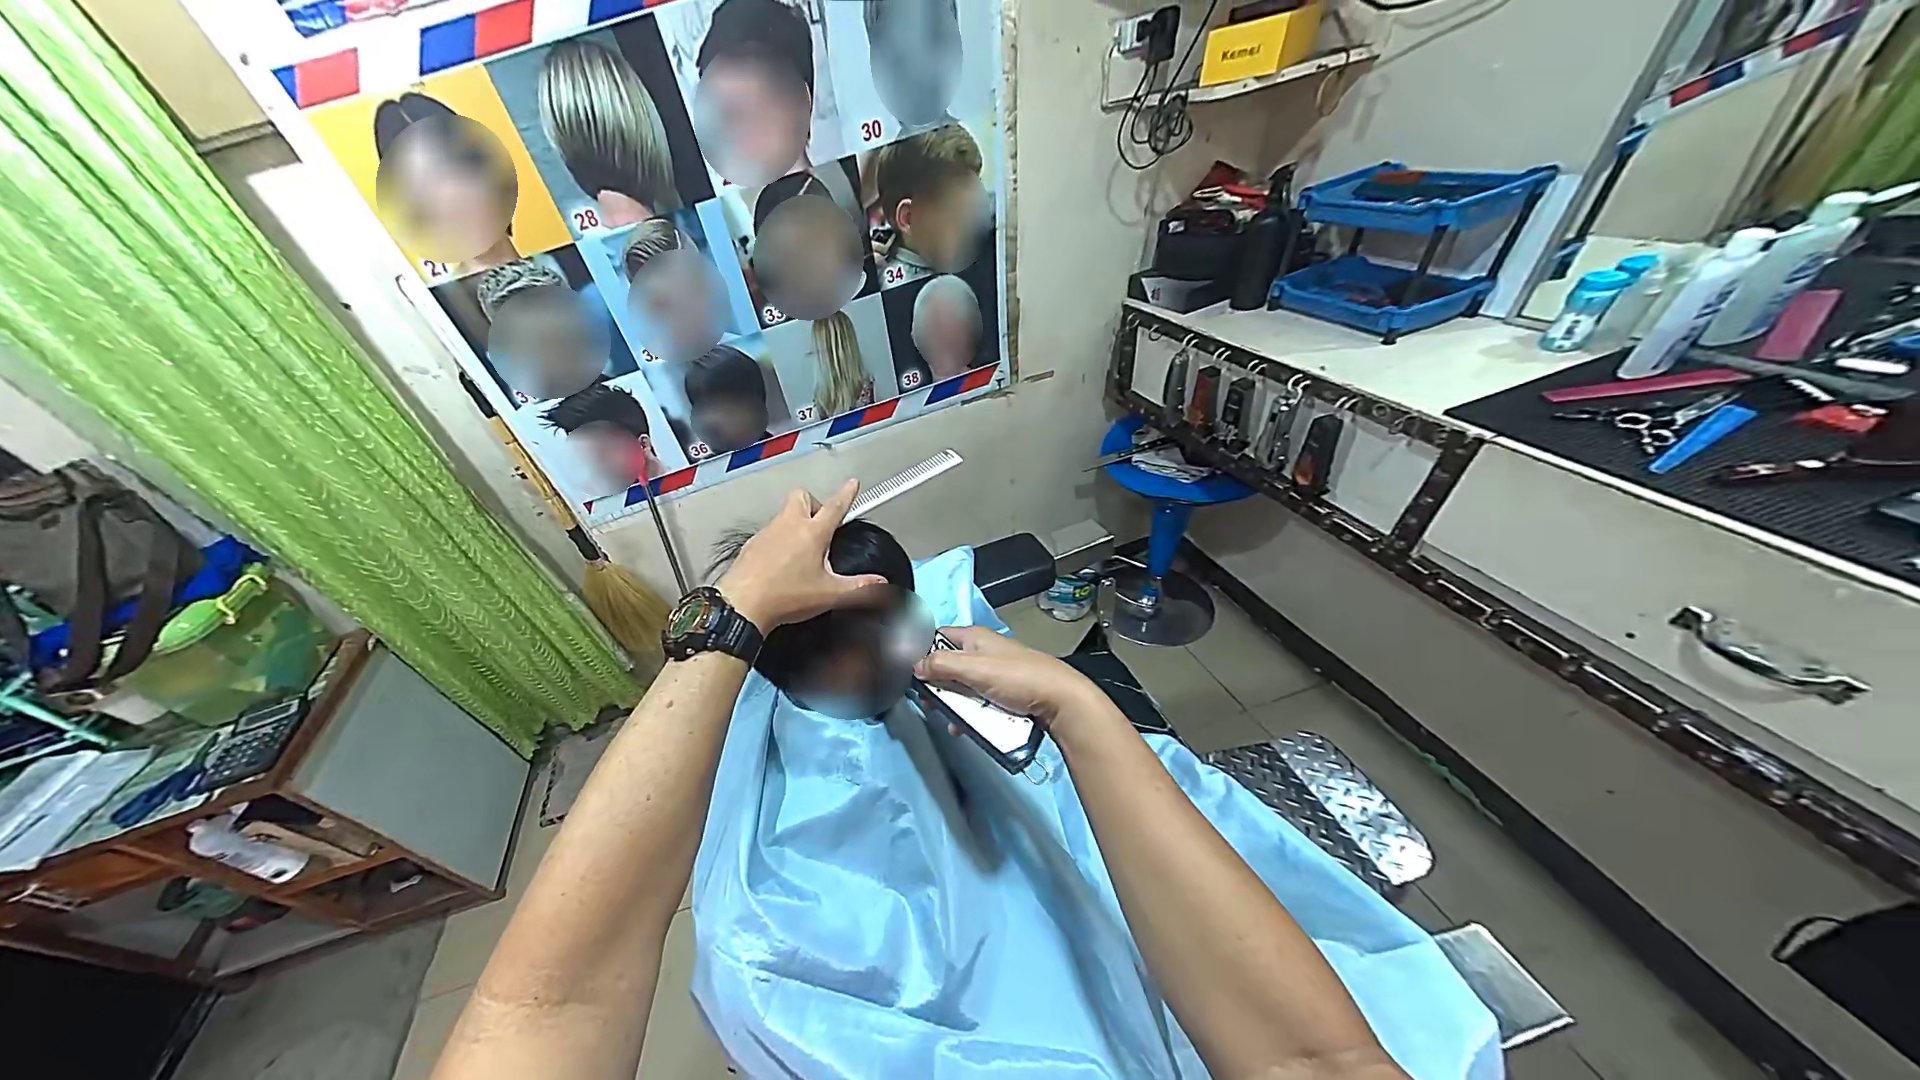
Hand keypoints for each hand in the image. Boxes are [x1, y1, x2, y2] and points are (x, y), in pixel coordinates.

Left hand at [716, 480, 889, 630]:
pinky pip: (769, 533)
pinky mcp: (751, 545)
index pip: (834, 505)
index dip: (846, 493)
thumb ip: (858, 587)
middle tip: (821, 523)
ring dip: (796, 523)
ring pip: (784, 514)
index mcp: (812, 533)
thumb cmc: (783, 596)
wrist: (742, 605)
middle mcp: (788, 526)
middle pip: (803, 497)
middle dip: (814, 504)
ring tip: (803, 549)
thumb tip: (878, 583)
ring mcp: (767, 533)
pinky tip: (781, 562)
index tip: (851, 485)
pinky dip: (778, 540)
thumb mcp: (830, 594)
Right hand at [912, 626, 1109, 729]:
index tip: (910, 672)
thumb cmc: (1018, 678)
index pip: (939, 636)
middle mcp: (983, 651)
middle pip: (949, 665)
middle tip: (930, 703)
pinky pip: (979, 702)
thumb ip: (942, 665)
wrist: (1061, 700)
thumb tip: (914, 664)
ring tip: (950, 720)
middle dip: (938, 685)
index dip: (922, 651)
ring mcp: (995, 673)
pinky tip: (967, 728)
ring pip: (963, 687)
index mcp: (975, 637)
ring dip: (954, 704)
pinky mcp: (1005, 693)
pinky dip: (971, 713)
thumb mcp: (975, 669)